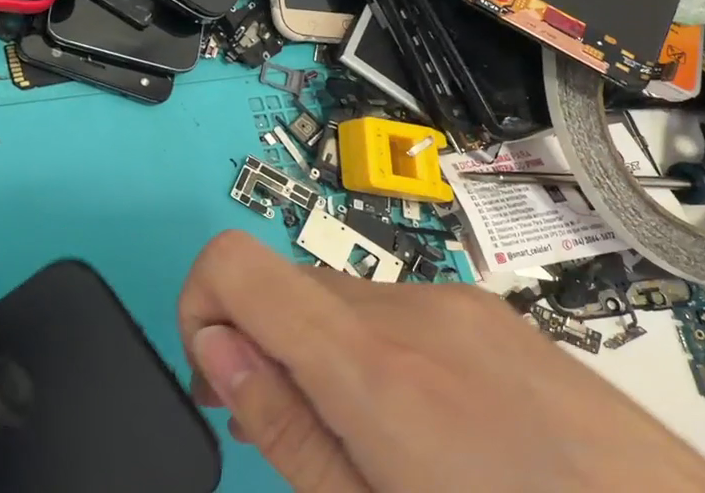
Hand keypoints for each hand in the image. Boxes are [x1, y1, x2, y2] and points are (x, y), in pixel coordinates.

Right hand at [177, 232, 704, 491]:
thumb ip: (283, 426)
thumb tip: (215, 347)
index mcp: (375, 366)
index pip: (232, 263)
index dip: (201, 309)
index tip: (221, 379)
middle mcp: (413, 311)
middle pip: (283, 285)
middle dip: (263, 345)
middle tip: (287, 432)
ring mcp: (465, 308)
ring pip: (341, 300)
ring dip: (323, 352)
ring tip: (367, 442)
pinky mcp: (504, 320)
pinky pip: (400, 311)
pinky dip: (379, 351)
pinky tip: (428, 429)